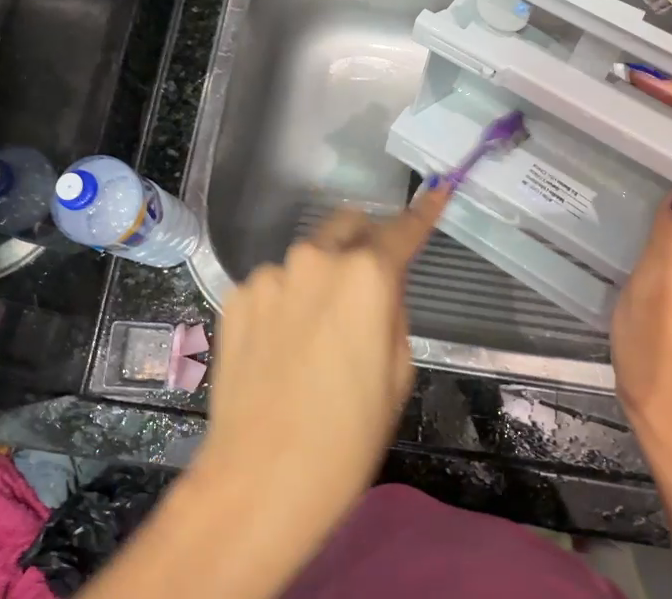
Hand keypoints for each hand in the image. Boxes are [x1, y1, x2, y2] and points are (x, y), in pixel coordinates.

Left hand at [195, 186, 452, 542]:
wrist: (260, 479)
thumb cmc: (347, 438)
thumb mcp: (397, 376)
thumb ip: (393, 314)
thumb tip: (380, 291)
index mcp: (367, 277)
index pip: (402, 231)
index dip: (422, 213)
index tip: (435, 192)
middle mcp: (316, 260)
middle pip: (347, 227)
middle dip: (362, 244)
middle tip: (366, 288)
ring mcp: (269, 276)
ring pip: (307, 260)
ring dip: (319, 280)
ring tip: (315, 338)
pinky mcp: (235, 298)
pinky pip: (273, 288)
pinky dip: (285, 304)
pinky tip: (280, 349)